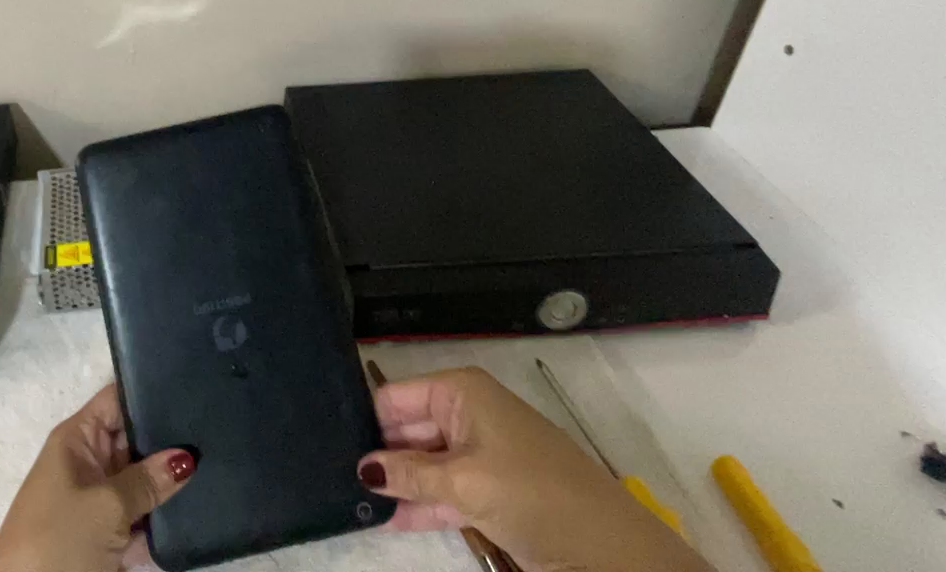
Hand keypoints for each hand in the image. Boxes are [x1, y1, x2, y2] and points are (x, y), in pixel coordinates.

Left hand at [0, 384, 196, 571]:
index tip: (191, 386)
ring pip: (141, 479)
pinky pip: (140, 514)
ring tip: (215, 467)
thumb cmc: (58, 540)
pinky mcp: (105, 535)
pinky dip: (161, 516)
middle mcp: (88, 462)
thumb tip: (186, 457)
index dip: (150, 391)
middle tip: (212, 434)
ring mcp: (97, 500)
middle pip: (134, 438)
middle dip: (169, 441)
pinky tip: (197, 508)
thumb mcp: (107, 506)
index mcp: (77, 438)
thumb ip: (148, 479)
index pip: (117, 399)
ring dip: (168, 483)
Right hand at [358, 367, 711, 571]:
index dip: (367, 424)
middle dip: (378, 455)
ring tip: (356, 505)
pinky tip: (390, 520)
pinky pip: (444, 487)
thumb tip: (361, 469)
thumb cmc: (536, 496)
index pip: (394, 397)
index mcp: (461, 391)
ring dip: (398, 484)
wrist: (615, 554)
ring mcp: (480, 452)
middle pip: (407, 428)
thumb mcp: (466, 484)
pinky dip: (422, 503)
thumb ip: (409, 475)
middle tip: (336, 482)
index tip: (331, 449)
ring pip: (424, 461)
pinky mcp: (492, 488)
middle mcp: (467, 412)